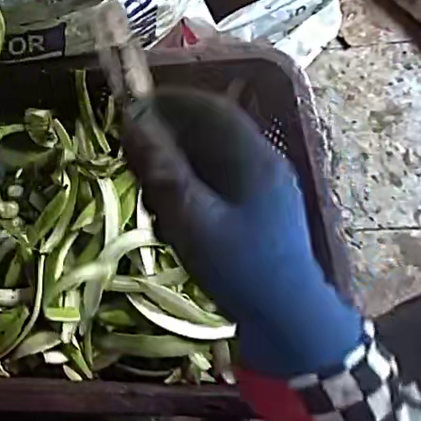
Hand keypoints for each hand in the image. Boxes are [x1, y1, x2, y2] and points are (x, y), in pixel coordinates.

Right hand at [121, 89, 361, 376]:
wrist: (287, 320)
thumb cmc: (239, 267)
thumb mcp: (192, 219)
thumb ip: (162, 170)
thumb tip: (132, 124)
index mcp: (253, 159)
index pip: (211, 109)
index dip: (171, 101)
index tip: (133, 106)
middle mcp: (261, 164)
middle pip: (209, 131)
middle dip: (167, 135)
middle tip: (132, 152)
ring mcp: (261, 187)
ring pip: (209, 156)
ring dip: (174, 162)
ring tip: (148, 187)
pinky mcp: (256, 207)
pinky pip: (215, 179)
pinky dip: (187, 183)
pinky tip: (171, 211)